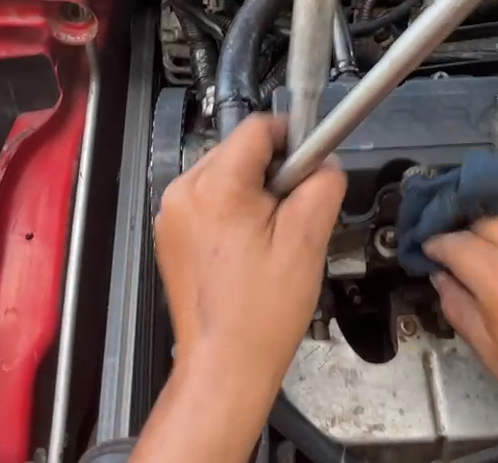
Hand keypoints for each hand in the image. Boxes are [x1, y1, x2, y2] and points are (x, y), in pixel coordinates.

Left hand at [134, 115, 345, 462]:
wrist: (225, 368)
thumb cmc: (261, 312)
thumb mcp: (307, 239)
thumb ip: (323, 185)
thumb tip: (326, 162)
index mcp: (214, 185)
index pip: (257, 128)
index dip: (292, 137)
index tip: (310, 159)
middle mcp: (183, 192)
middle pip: (240, 150)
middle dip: (273, 171)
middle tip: (294, 210)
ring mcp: (172, 215)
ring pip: (225, 175)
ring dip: (254, 192)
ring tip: (272, 235)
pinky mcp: (172, 235)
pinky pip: (209, 201)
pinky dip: (233, 212)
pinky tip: (250, 247)